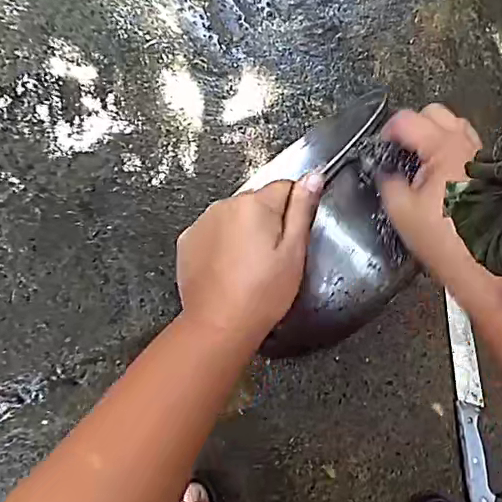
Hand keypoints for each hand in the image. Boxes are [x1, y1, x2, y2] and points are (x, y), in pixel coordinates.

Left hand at [176, 173, 323, 340]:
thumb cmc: (261, 294)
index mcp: (255, 204)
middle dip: (269, 222)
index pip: (285, 186)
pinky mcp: (188, 241)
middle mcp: (224, 205)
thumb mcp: (294, 251)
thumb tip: (313, 177)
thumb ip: (302, 209)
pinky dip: (224, 245)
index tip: (293, 236)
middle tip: (275, 257)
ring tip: (252, 267)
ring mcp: (203, 222)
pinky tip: (231, 270)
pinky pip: (214, 232)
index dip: (295, 210)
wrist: (219, 324)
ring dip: (245, 233)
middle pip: (258, 202)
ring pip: (235, 217)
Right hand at [374, 104, 485, 284]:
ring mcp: (481, 156)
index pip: (407, 120)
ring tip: (421, 161)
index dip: (387, 131)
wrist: (483, 264)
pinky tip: (441, 174)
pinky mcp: (488, 171)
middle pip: (434, 113)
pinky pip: (467, 146)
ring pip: (454, 126)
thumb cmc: (446, 240)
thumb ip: (387, 182)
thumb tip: (384, 171)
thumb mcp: (401, 212)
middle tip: (401, 149)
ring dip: (435, 136)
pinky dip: (451, 150)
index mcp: (443, 148)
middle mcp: (466, 145)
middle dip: (413, 126)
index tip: (382, 146)